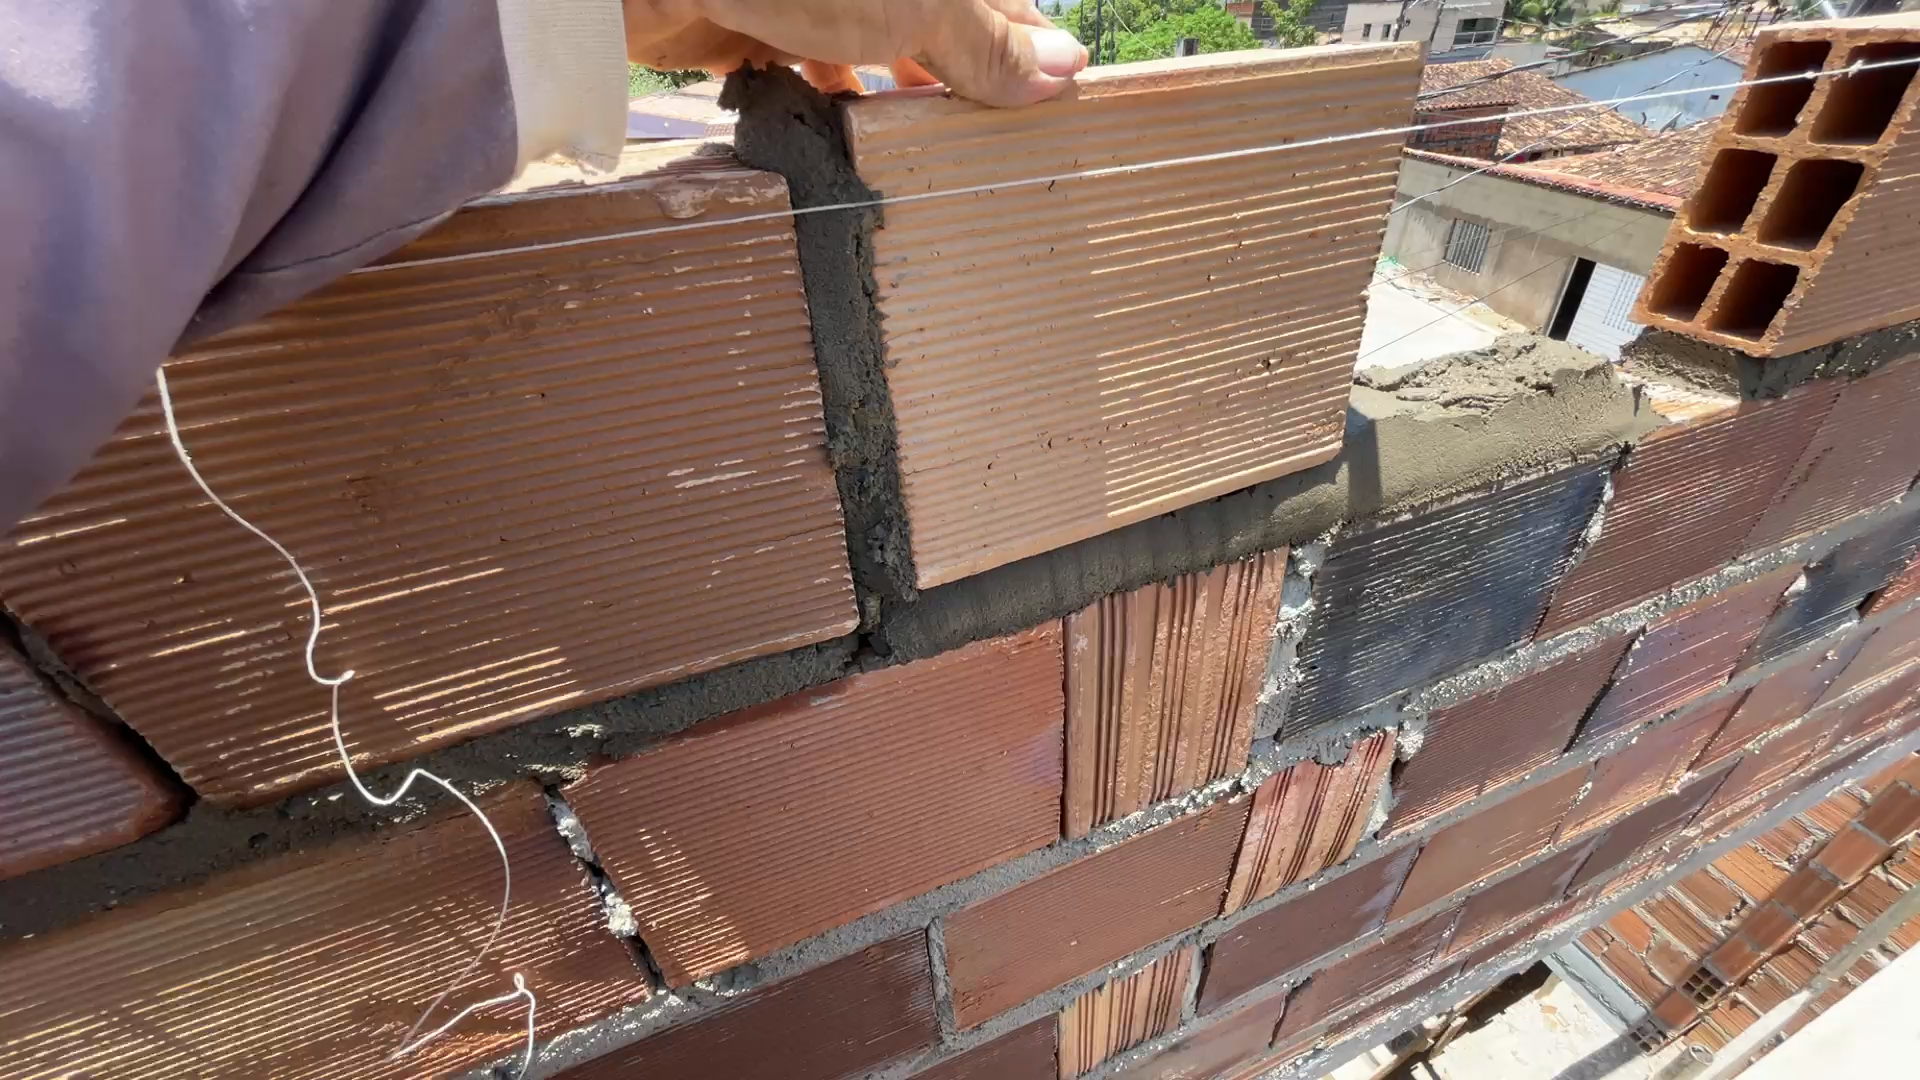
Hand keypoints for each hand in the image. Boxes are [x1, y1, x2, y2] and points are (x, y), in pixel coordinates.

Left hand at [623, 0, 1088, 106]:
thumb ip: (986, 39)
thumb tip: (1062, 72)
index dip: (1027, 46)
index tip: (1054, 101)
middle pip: (933, 28)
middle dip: (956, 83)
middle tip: (986, 143)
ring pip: (874, 55)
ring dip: (896, 103)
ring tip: (923, 153)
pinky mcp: (758, 27)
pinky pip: (812, 74)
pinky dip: (833, 106)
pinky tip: (848, 133)